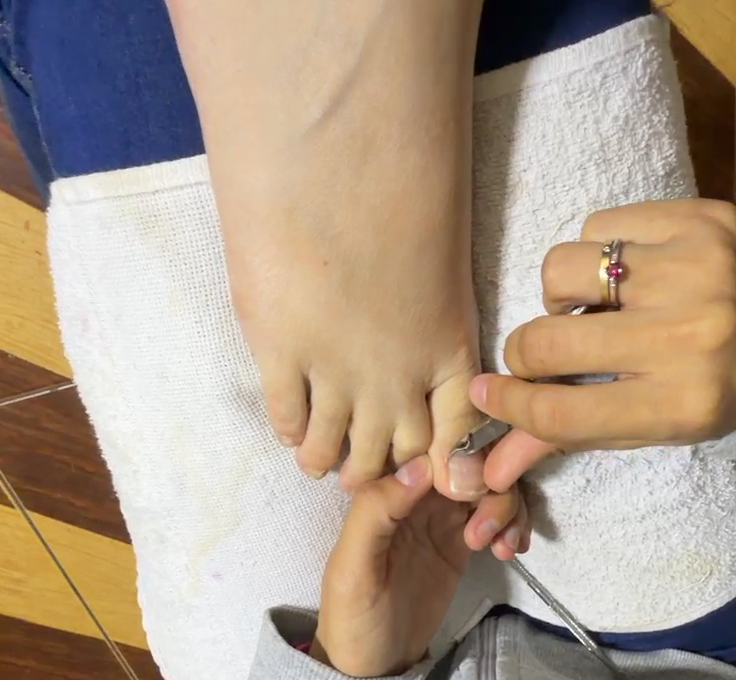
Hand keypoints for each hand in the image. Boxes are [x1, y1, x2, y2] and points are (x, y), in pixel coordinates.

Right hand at [172, 0, 487, 498]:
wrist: (335, 154)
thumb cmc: (401, 189)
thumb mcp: (444, 260)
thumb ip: (437, 317)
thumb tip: (421, 345)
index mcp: (447, 347)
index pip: (453, 431)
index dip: (440, 460)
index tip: (424, 467)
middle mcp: (398, 375)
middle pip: (393, 450)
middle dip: (378, 467)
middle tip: (361, 470)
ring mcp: (338, 371)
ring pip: (335, 449)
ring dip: (328, 463)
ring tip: (319, 463)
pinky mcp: (282, 354)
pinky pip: (288, 419)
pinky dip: (290, 432)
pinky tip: (289, 430)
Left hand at [314, 457, 529, 678]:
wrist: (372, 667)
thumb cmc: (352, 617)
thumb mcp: (354, 569)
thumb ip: (377, 513)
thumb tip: (420, 465)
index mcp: (385, 491)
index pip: (431, 449)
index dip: (461, 457)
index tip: (473, 490)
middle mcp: (416, 496)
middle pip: (469, 464)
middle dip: (492, 487)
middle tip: (489, 532)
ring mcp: (442, 518)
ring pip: (489, 487)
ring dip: (506, 508)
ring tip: (501, 547)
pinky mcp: (462, 542)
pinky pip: (497, 516)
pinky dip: (513, 524)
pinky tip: (510, 551)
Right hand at [467, 200, 735, 491]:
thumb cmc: (707, 397)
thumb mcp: (644, 430)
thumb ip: (567, 437)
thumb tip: (490, 469)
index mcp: (680, 405)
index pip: (561, 411)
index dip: (510, 405)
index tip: (487, 394)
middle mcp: (690, 337)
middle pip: (550, 341)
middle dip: (528, 351)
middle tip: (545, 352)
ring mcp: (699, 270)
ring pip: (564, 268)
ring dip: (562, 294)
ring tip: (594, 308)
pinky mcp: (704, 219)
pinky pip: (601, 225)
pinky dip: (599, 253)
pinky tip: (626, 274)